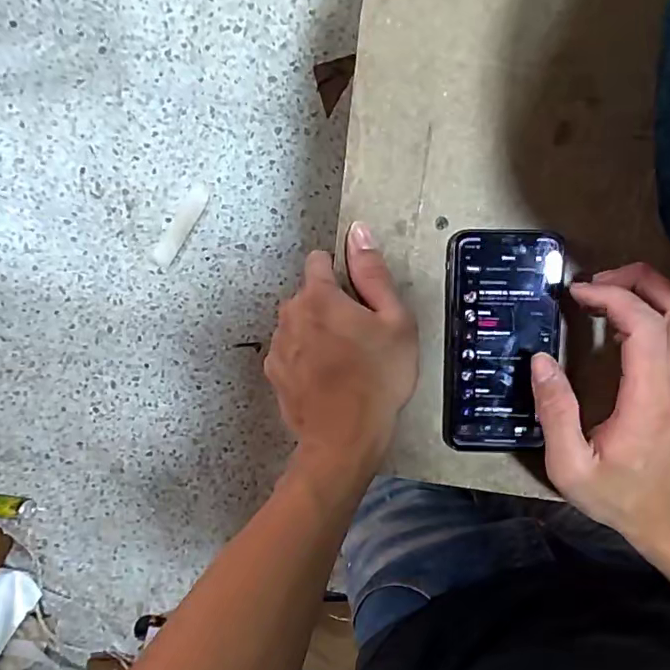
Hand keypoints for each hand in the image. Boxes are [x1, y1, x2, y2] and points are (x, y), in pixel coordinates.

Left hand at [265, 222, 418, 475]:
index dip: (343, 275)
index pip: (320, 261)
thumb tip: (359, 232)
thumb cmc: (377, 379)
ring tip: (345, 363)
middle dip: (331, 307)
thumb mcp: (395, 322)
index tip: (360, 300)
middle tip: (360, 337)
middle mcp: (290, 315)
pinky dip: (306, 359)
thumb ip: (373, 273)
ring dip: (317, 333)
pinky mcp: (274, 373)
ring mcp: (278, 346)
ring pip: (299, 325)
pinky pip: (291, 352)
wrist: (345, 437)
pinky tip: (328, 380)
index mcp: (318, 296)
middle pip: (309, 295)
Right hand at [529, 263, 669, 554]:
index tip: (576, 292)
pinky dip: (651, 311)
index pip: (644, 325)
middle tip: (595, 280)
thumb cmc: (616, 495)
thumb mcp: (569, 465)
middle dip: (639, 279)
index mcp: (650, 398)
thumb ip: (554, 412)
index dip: (611, 297)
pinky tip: (616, 319)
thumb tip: (540, 361)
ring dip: (649, 291)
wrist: (663, 516)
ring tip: (604, 291)